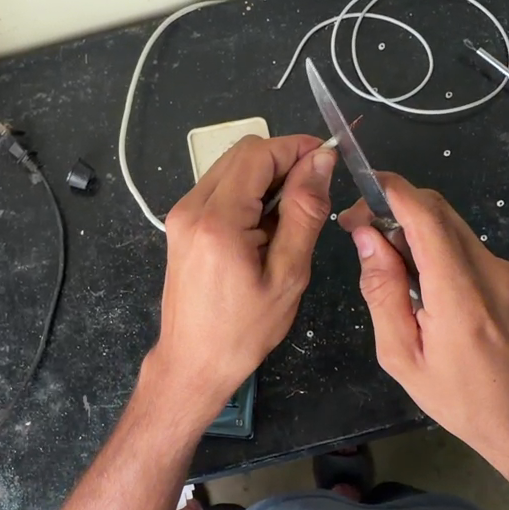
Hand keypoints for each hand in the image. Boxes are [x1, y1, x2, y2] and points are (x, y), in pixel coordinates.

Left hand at [153, 135, 334, 410]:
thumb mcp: (288, 274)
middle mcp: (191, 207)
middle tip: (315, 190)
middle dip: (283, 160)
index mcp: (217, 220)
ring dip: (265, 177)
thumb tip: (321, 162)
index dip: (297, 147)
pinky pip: (217, 188)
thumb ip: (304, 212)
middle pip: (242, 154)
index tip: (329, 159)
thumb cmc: (244, 330)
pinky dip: (246, 193)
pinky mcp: (179, 224)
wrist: (193, 362)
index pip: (258, 154)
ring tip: (290, 215)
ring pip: (229, 167)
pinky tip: (264, 225)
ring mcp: (180, 214)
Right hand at [339, 174, 508, 469]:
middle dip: (395, 206)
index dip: (392, 191)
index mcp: (460, 296)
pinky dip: (433, 246)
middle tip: (358, 228)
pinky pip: (465, 245)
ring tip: (383, 258)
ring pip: (452, 226)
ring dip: (412, 227)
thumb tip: (366, 237)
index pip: (426, 218)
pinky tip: (417, 278)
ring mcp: (506, 272)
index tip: (360, 189)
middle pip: (439, 211)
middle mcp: (490, 272)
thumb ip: (383, 293)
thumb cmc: (460, 400)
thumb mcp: (402, 357)